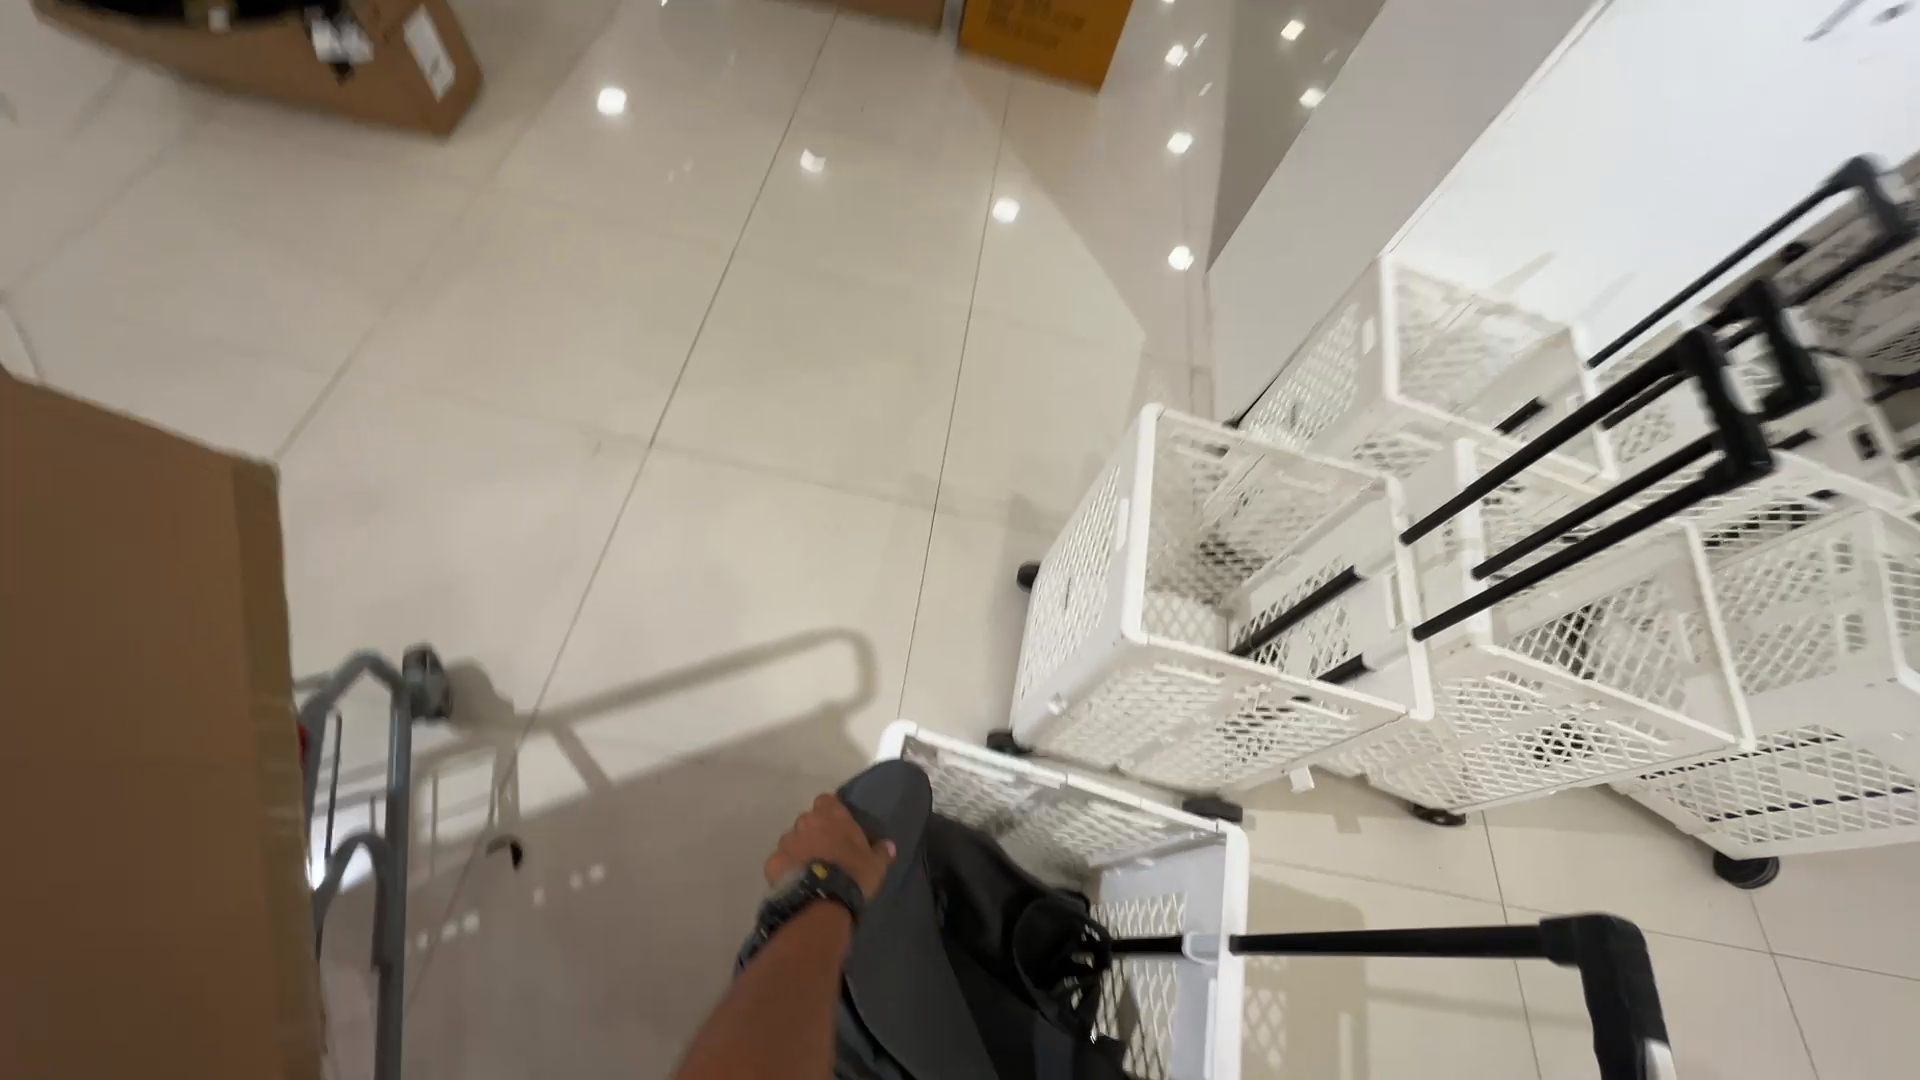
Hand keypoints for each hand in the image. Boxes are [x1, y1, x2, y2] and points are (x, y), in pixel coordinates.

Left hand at [764, 794, 895, 900]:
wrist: (823, 900)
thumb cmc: (853, 874)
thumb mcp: (876, 865)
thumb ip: (881, 852)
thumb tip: (889, 845)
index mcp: (832, 816)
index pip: (826, 800)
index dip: (829, 811)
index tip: (835, 824)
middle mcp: (806, 822)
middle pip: (807, 821)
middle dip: (813, 833)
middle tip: (824, 851)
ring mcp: (787, 842)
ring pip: (791, 841)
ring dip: (798, 850)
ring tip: (808, 870)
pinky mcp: (772, 863)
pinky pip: (779, 862)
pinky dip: (784, 869)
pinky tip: (794, 882)